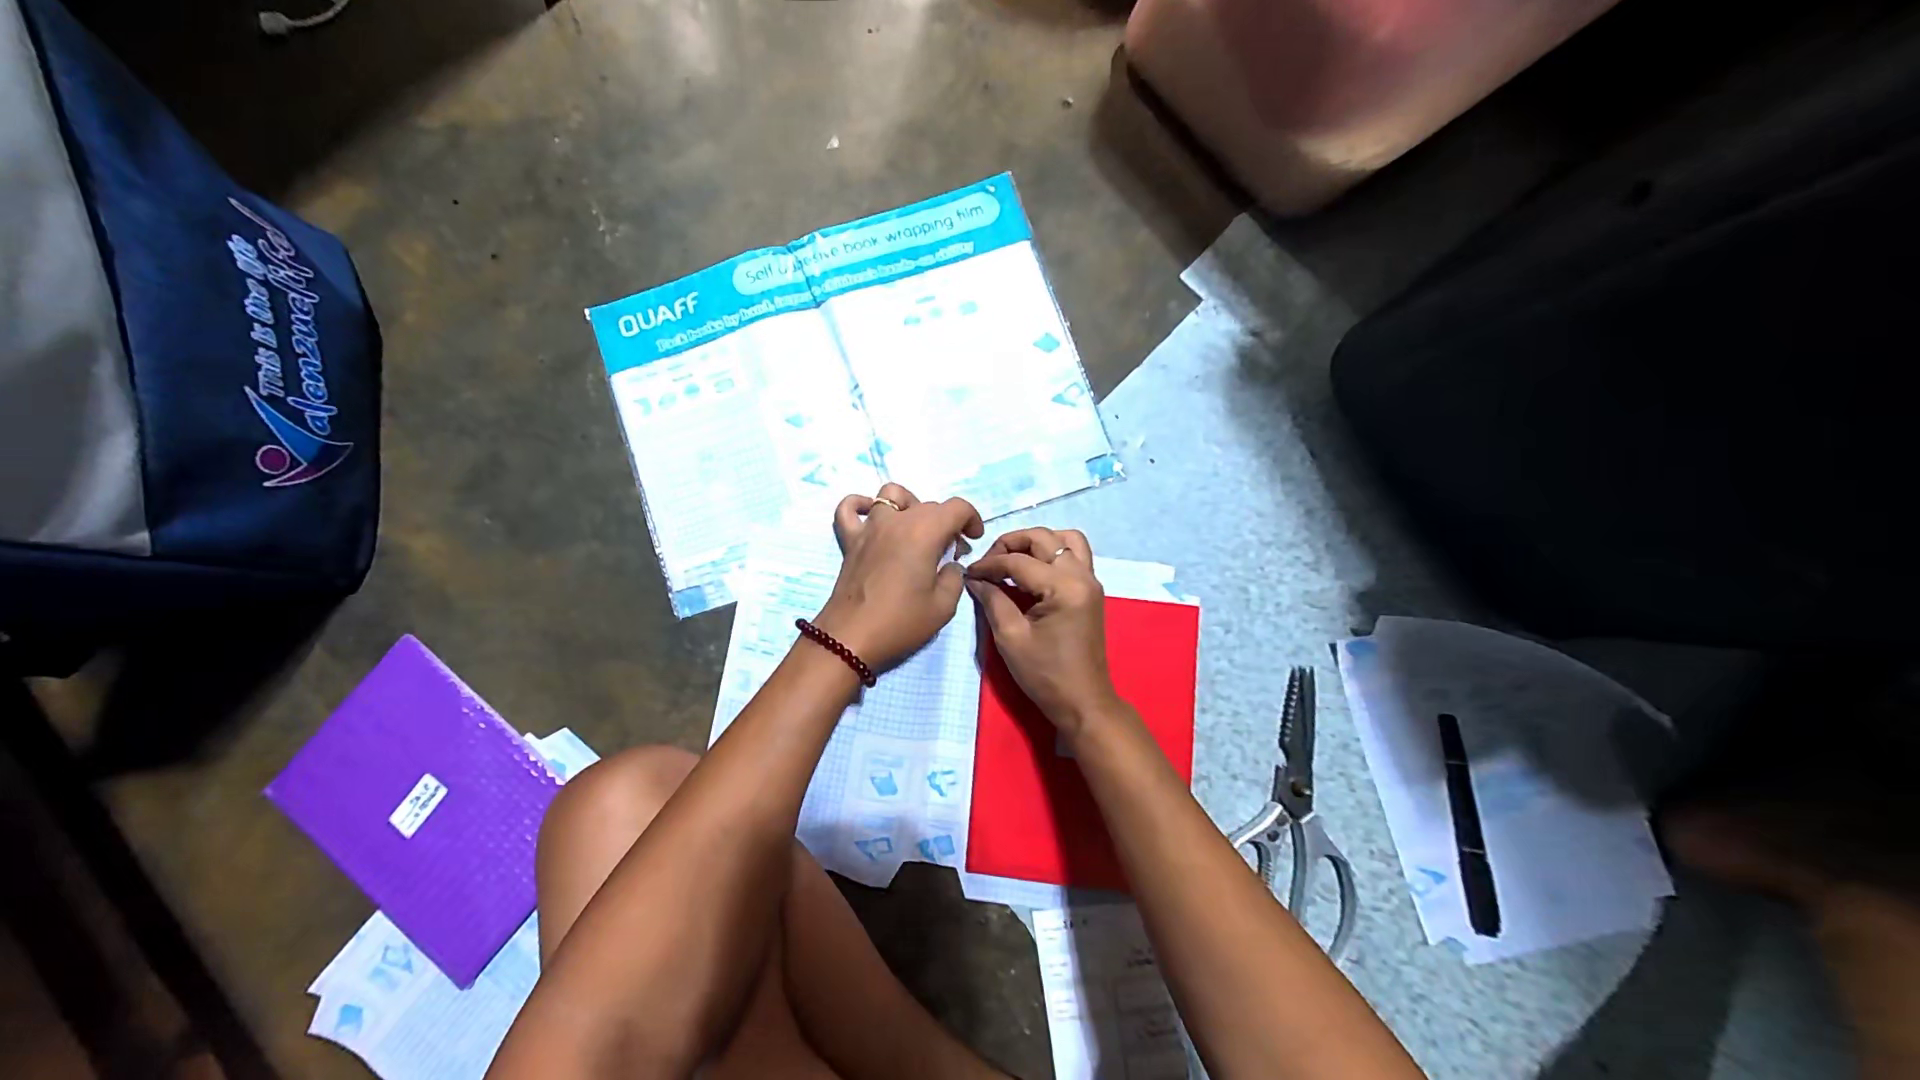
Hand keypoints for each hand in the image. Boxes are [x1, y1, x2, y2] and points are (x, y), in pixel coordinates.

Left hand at [813, 483, 984, 670]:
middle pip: (928, 505)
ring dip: (910, 506)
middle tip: (948, 553)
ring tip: (915, 530)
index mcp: (925, 532)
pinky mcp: (850, 540)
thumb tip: (949, 565)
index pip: (957, 507)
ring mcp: (870, 527)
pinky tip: (871, 518)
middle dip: (945, 523)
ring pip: (891, 495)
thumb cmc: (901, 622)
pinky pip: (849, 508)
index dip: (971, 519)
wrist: (852, 639)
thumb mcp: (944, 606)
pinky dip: (860, 505)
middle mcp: (898, 520)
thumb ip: (954, 577)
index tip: (973, 540)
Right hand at [966, 527, 1119, 733]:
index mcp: (1064, 588)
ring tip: (1013, 559)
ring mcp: (1091, 580)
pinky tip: (1032, 569)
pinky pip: (1075, 554)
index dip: (990, 564)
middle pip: (1044, 538)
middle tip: (989, 563)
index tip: (970, 573)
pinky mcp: (1092, 589)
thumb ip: (993, 600)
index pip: (1019, 561)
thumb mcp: (1011, 638)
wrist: (1083, 701)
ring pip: (1065, 539)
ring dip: (1037, 542)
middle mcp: (1082, 576)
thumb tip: (976, 578)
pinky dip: (1053, 551)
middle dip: (1012, 543)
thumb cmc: (1045, 675)